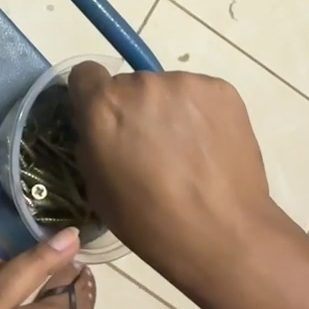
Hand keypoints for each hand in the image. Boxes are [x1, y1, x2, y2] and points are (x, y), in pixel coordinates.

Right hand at [68, 64, 287, 280]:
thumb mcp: (97, 187)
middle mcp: (141, 83)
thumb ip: (91, 143)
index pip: (85, 74)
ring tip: (187, 151)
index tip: (105, 121)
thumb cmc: (149, 220)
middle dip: (135, 109)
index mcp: (103, 106)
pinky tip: (209, 147)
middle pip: (129, 85)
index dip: (92, 97)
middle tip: (151, 147)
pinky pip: (198, 95)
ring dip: (169, 110)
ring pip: (166, 89)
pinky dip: (200, 114)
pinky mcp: (220, 89)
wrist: (223, 234)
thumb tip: (102, 129)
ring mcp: (184, 83)